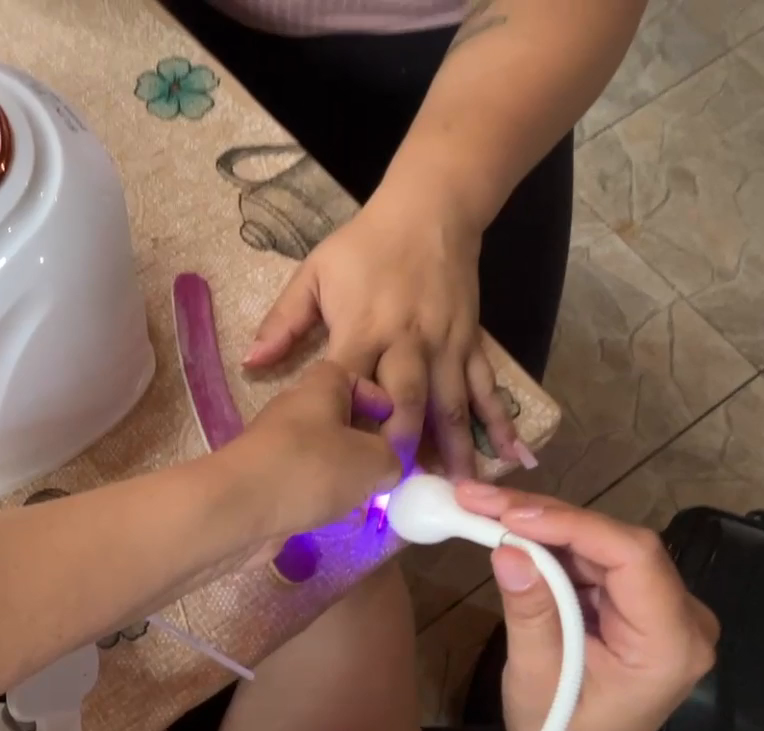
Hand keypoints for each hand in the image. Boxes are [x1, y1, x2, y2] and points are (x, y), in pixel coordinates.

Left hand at [216, 360, 405, 538]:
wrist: (238, 508)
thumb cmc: (311, 469)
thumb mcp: (373, 460)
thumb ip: (389, 459)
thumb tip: (385, 467)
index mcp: (318, 389)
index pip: (347, 375)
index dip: (375, 395)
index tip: (394, 424)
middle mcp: (291, 412)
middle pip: (332, 418)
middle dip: (359, 442)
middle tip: (383, 468)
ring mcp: (271, 449)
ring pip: (315, 455)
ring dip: (339, 475)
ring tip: (364, 498)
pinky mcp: (260, 482)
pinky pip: (297, 485)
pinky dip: (316, 498)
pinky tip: (332, 518)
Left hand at [243, 187, 519, 480]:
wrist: (431, 207)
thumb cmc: (363, 246)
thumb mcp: (312, 274)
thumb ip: (283, 321)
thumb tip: (250, 362)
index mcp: (363, 329)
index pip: (353, 382)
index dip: (349, 422)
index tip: (342, 464)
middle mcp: (408, 341)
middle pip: (408, 398)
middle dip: (406, 443)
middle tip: (404, 487)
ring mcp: (445, 343)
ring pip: (452, 401)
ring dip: (456, 447)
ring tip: (461, 490)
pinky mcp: (471, 342)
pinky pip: (487, 386)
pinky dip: (499, 421)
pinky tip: (513, 453)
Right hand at [456, 483, 718, 730]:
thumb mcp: (537, 680)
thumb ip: (530, 614)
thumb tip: (506, 550)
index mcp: (670, 643)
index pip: (632, 558)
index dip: (571, 525)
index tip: (507, 514)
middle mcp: (680, 617)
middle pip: (617, 543)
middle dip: (546, 516)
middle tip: (477, 499)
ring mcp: (658, 610)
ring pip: (600, 545)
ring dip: (540, 524)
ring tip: (480, 508)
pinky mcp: (632, 607)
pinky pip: (591, 562)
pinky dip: (546, 544)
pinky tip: (505, 529)